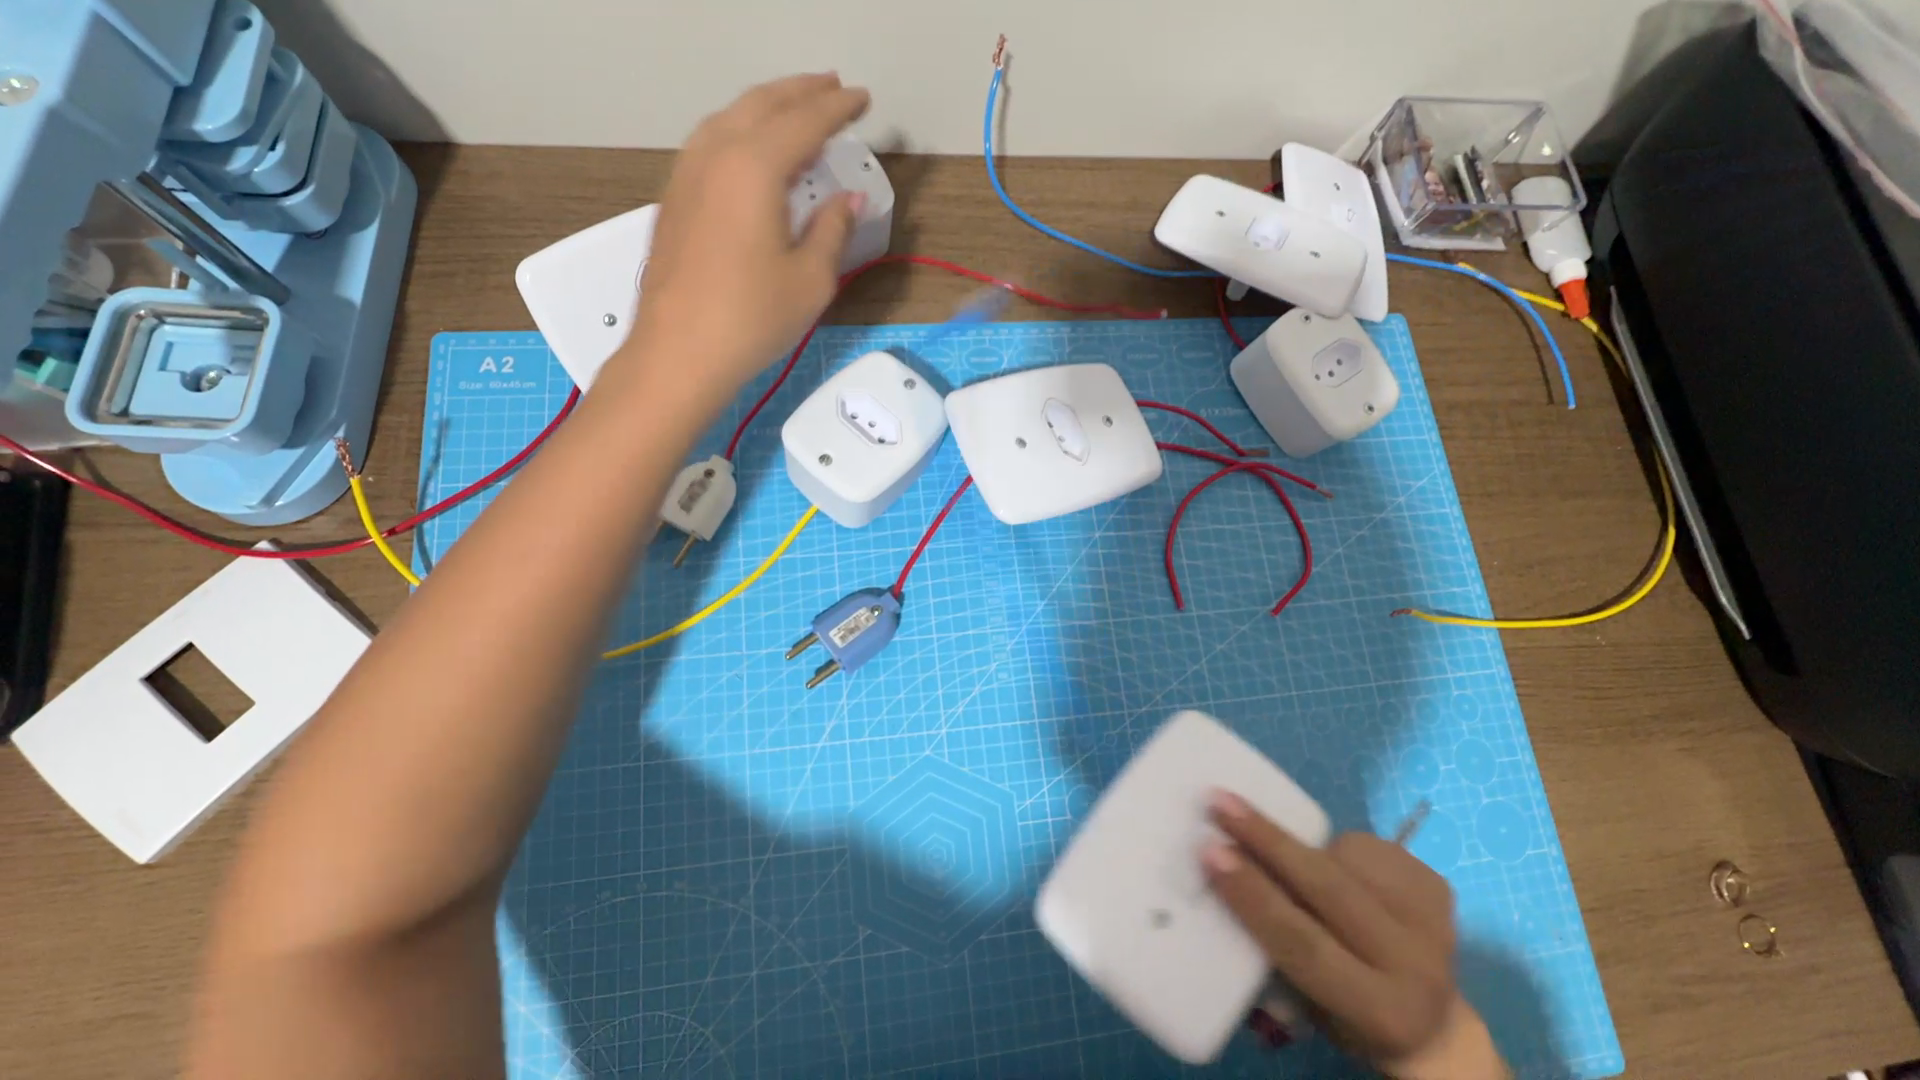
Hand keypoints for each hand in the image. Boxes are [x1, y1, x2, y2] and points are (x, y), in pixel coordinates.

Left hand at [608, 73, 871, 403]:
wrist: (677, 354)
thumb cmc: (752, 319)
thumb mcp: (811, 279)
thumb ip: (832, 228)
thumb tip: (847, 199)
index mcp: (754, 167)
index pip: (804, 121)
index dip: (837, 108)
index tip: (862, 100)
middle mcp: (715, 156)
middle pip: (761, 105)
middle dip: (800, 92)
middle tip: (832, 89)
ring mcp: (686, 175)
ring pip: (728, 118)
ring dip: (765, 107)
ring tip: (794, 110)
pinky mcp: (673, 200)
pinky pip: (709, 143)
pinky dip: (739, 131)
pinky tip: (752, 150)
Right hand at [1203, 792, 1505, 1079]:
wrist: (1431, 1024)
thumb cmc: (1343, 1014)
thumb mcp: (1304, 1003)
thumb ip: (1269, 950)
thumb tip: (1222, 875)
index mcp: (1377, 1009)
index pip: (1304, 943)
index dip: (1254, 895)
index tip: (1209, 851)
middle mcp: (1415, 965)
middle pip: (1329, 889)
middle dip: (1266, 841)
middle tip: (1219, 804)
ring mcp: (1434, 922)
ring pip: (1347, 856)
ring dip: (1305, 846)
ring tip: (1288, 858)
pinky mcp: (1439, 887)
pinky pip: (1369, 846)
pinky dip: (1338, 848)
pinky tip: (1338, 868)